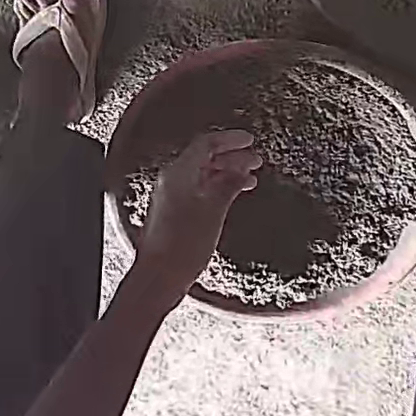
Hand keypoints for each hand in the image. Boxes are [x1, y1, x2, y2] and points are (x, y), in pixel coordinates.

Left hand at [128, 130, 261, 310]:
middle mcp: (173, 179)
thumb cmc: (183, 245)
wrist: (160, 276)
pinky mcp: (175, 209)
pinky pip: (200, 187)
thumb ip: (229, 184)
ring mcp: (173, 194)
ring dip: (227, 171)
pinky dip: (219, 186)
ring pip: (204, 172)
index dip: (230, 140)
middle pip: (205, 156)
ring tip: (251, 176)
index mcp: (179, 173)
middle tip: (255, 159)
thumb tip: (242, 168)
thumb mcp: (214, 210)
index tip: (249, 141)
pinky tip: (234, 193)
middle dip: (232, 156)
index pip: (206, 144)